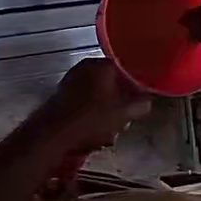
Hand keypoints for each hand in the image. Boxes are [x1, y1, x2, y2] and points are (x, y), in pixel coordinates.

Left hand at [35, 58, 152, 153]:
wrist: (53, 135)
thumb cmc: (92, 119)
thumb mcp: (125, 112)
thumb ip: (141, 103)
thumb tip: (147, 100)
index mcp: (101, 64)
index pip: (128, 68)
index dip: (137, 85)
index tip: (141, 100)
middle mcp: (85, 67)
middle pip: (113, 84)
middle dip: (121, 105)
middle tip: (123, 122)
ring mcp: (71, 81)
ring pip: (99, 97)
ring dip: (106, 114)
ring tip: (108, 134)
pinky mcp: (61, 97)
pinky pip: (85, 104)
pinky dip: (91, 117)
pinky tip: (93, 135)